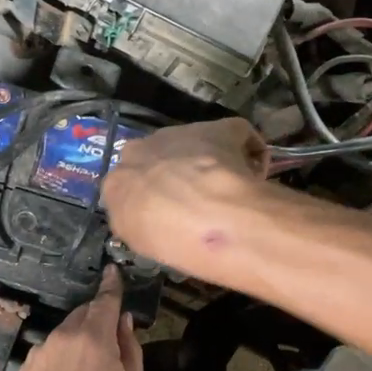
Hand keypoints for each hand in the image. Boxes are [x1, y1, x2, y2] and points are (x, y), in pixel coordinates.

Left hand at [14, 267, 147, 370]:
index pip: (104, 300)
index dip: (111, 285)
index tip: (112, 272)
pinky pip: (48, 352)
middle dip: (96, 320)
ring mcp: (40, 351)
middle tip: (108, 343)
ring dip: (77, 340)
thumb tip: (123, 321)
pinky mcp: (26, 368)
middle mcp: (63, 336)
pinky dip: (59, 357)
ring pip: (64, 333)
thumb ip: (130, 347)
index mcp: (95, 338)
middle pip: (82, 314)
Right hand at [102, 118, 268, 278]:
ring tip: (226, 190)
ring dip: (205, 161)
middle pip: (157, 157)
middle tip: (194, 199)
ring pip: (194, 144)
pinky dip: (244, 150)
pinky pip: (234, 135)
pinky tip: (253, 173)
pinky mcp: (220, 129)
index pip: (128, 184)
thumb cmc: (164, 237)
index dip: (148, 197)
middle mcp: (143, 149)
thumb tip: (146, 219)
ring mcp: (181, 134)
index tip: (165, 214)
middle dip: (174, 172)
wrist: (204, 216)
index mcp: (118, 179)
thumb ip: (135, 223)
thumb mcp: (135, 241)